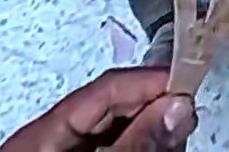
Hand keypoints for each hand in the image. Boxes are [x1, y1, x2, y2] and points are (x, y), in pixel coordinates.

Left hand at [1, 69, 195, 151]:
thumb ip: (135, 142)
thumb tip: (179, 104)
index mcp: (39, 135)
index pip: (110, 85)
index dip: (153, 82)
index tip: (189, 88)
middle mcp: (48, 141)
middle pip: (116, 105)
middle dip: (155, 110)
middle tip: (182, 123)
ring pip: (119, 126)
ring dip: (150, 130)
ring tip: (170, 142)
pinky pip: (114, 144)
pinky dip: (139, 145)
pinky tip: (156, 149)